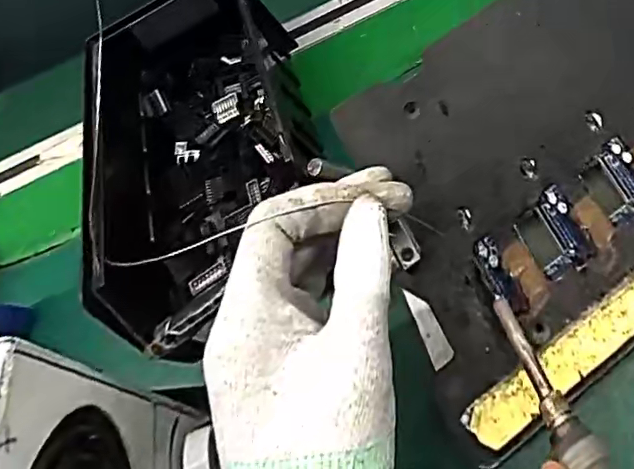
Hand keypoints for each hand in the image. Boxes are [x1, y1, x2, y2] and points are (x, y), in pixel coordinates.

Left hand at [205, 168, 414, 468]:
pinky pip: (311, 293)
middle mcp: (246, 325)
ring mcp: (265, 343)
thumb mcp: (355, 350)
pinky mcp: (287, 359)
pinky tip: (372, 260)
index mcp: (245, 317)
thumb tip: (371, 211)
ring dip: (343, 234)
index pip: (273, 223)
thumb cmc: (327, 458)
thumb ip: (363, 270)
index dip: (323, 197)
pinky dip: (342, 269)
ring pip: (301, 264)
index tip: (369, 193)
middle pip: (287, 238)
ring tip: (386, 217)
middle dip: (340, 208)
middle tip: (388, 192)